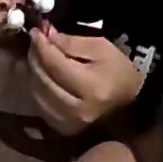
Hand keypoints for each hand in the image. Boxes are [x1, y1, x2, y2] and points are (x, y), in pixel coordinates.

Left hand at [29, 26, 145, 135]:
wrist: (130, 100)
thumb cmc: (118, 70)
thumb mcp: (101, 48)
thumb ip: (71, 43)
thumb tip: (46, 36)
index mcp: (92, 87)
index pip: (56, 65)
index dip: (42, 47)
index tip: (35, 32)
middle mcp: (78, 110)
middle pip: (44, 81)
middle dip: (35, 59)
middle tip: (34, 43)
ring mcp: (69, 123)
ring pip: (38, 96)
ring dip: (32, 75)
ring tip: (35, 58)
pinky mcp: (64, 129)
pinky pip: (41, 108)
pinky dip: (36, 91)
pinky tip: (39, 77)